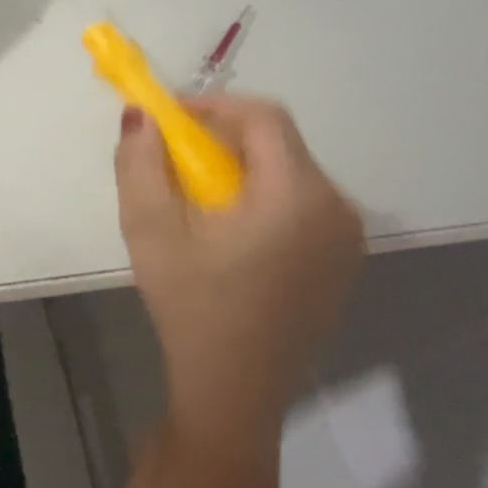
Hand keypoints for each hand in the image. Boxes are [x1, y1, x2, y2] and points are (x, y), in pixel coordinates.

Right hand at [114, 95, 363, 437]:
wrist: (233, 383)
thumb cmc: (189, 301)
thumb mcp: (148, 228)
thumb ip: (140, 162)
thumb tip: (141, 115)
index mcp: (297, 194)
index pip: (264, 117)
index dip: (212, 105)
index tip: (167, 119)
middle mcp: (337, 207)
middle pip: (278, 145)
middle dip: (221, 140)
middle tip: (170, 162)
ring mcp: (347, 237)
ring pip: (289, 175)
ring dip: (239, 170)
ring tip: (192, 200)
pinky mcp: (341, 262)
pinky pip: (301, 207)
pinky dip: (260, 200)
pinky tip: (225, 234)